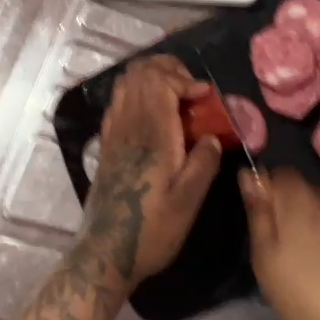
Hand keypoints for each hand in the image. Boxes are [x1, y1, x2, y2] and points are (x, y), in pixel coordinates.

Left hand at [81, 55, 222, 286]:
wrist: (107, 251)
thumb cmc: (153, 229)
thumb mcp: (189, 202)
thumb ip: (204, 163)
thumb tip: (213, 137)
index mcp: (152, 134)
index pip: (160, 81)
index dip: (185, 79)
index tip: (205, 97)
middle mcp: (128, 124)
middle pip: (139, 73)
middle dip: (168, 69)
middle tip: (192, 88)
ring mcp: (113, 132)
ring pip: (125, 83)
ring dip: (151, 78)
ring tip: (176, 95)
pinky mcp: (106, 143)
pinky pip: (118, 101)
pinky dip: (136, 92)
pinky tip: (153, 113)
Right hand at [241, 168, 319, 319]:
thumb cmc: (306, 294)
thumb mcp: (265, 259)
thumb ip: (258, 213)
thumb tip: (249, 175)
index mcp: (299, 197)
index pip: (279, 174)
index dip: (267, 192)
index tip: (262, 222)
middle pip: (304, 194)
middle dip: (291, 212)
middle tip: (283, 251)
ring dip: (317, 229)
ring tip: (313, 267)